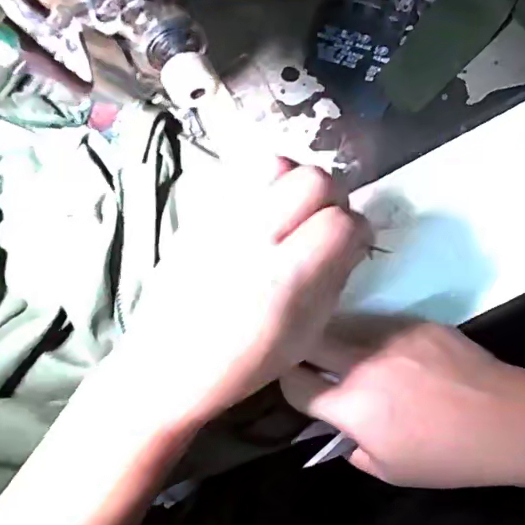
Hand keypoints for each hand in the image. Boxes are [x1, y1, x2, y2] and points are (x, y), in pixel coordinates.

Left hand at [101, 161, 371, 432]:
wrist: (168, 362)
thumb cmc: (245, 360)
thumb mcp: (306, 330)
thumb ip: (334, 277)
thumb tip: (351, 240)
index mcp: (285, 278)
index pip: (342, 222)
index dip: (357, 230)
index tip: (353, 245)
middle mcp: (253, 237)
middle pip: (314, 179)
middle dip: (331, 198)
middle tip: (324, 223)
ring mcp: (221, 218)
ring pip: (278, 163)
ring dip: (295, 183)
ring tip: (292, 212)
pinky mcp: (200, 210)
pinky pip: (243, 172)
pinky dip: (264, 184)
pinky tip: (263, 214)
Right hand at [279, 319, 524, 488]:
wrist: (505, 419)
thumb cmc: (447, 457)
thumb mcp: (391, 472)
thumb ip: (354, 450)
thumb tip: (343, 432)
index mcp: (350, 405)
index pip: (295, 384)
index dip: (288, 385)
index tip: (295, 386)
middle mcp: (361, 363)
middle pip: (309, 342)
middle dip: (301, 350)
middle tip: (308, 359)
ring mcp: (390, 336)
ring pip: (343, 323)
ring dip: (335, 336)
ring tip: (342, 347)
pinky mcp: (416, 322)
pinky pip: (380, 321)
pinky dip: (372, 332)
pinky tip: (385, 346)